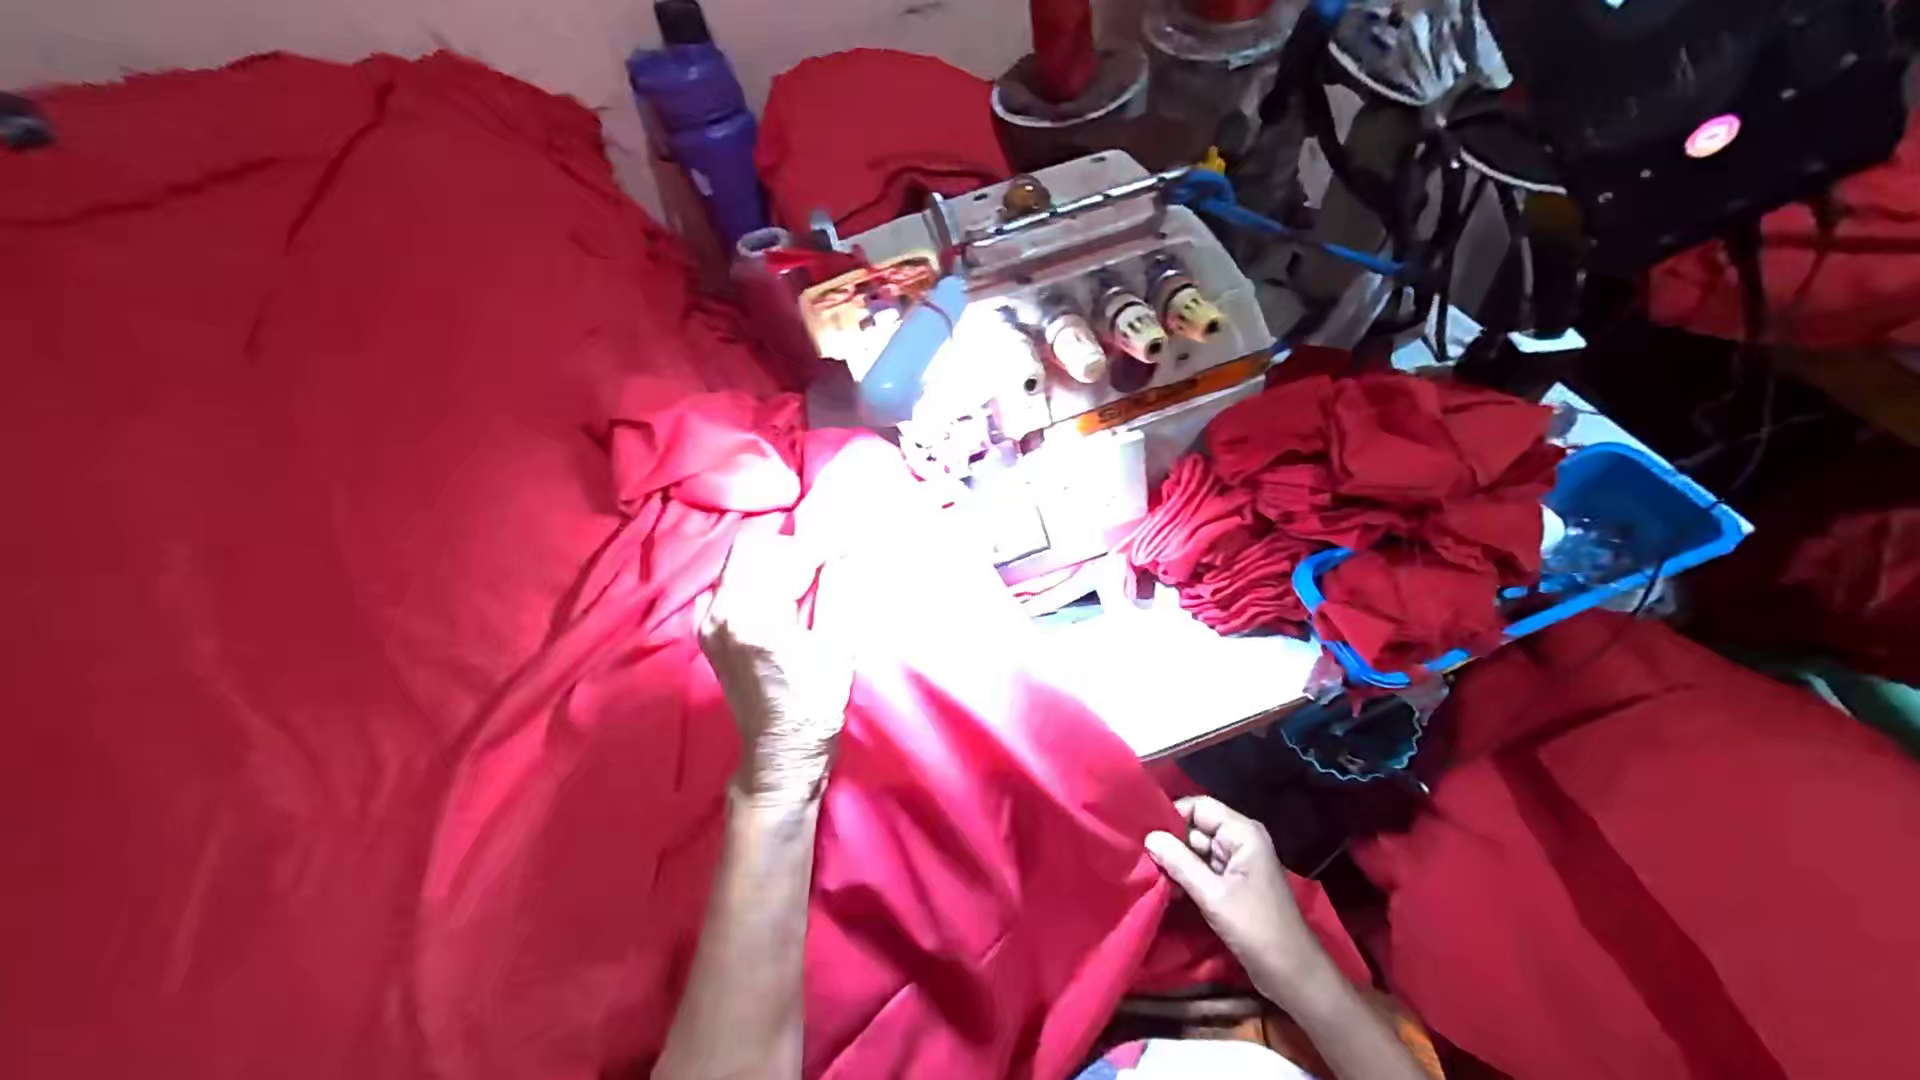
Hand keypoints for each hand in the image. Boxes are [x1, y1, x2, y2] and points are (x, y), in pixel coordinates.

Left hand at [699, 532, 852, 806]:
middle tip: (828, 565)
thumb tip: (843, 551)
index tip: (851, 544)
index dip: (825, 545)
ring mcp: (707, 620)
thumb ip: (838, 590)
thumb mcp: (838, 647)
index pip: (791, 556)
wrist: (777, 752)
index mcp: (756, 617)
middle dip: (796, 548)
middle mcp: (721, 611)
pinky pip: (731, 581)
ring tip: (808, 583)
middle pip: (757, 547)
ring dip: (777, 561)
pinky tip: (781, 599)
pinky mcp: (706, 629)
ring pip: (742, 561)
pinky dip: (758, 578)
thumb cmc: (815, 705)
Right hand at [1145, 796, 1341, 1008]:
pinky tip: (1166, 886)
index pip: (1199, 806)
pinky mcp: (1233, 883)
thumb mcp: (1213, 895)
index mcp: (1243, 833)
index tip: (1145, 831)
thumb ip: (1179, 862)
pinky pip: (1203, 868)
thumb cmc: (1256, 928)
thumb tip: (1149, 837)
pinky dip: (1186, 875)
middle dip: (1171, 840)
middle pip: (1197, 827)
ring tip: (1149, 870)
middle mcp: (1240, 840)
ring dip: (1176, 860)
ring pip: (1197, 849)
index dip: (1173, 815)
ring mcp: (1237, 862)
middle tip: (1142, 854)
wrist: (1293, 975)